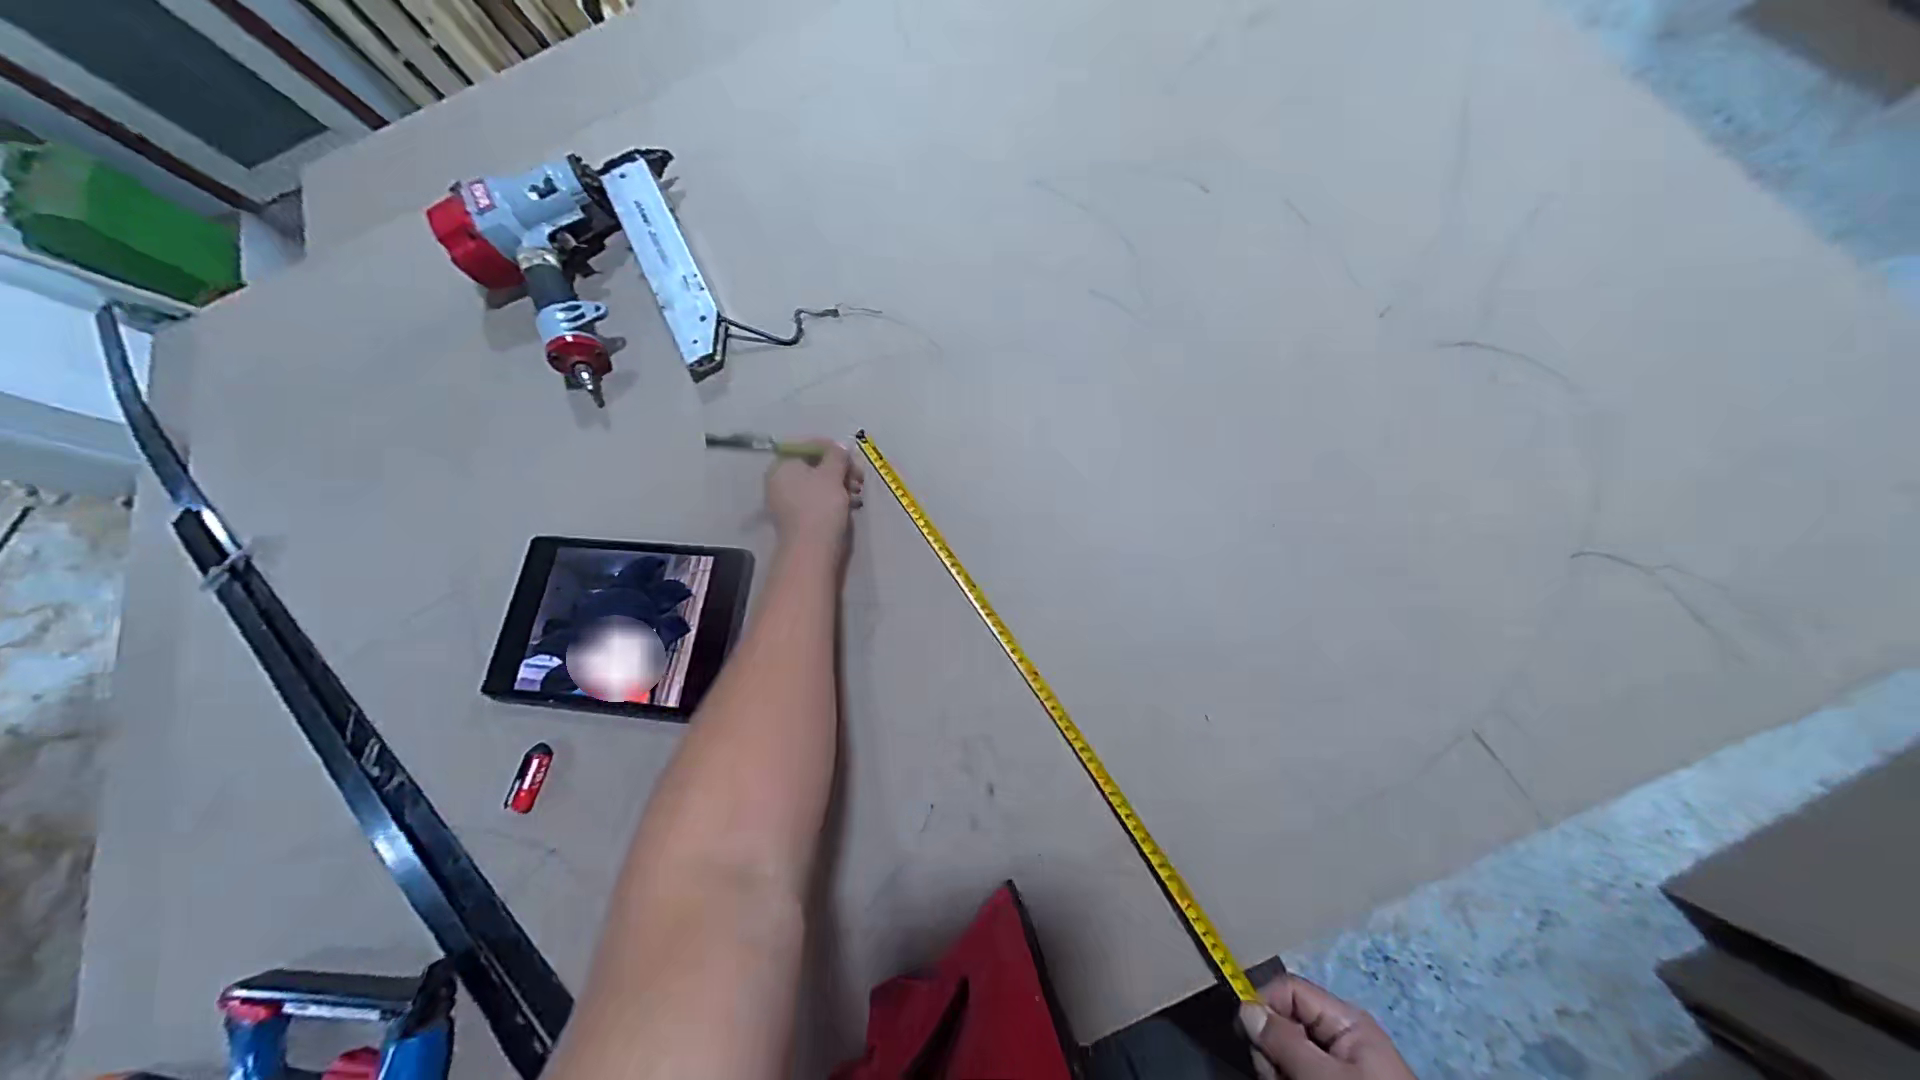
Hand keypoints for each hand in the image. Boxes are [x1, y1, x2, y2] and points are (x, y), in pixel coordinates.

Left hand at [767, 439, 862, 549]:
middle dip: (839, 469)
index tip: (852, 458)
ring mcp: (787, 501)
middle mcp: (780, 481)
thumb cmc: (820, 505)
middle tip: (859, 477)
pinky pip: (817, 500)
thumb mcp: (832, 474)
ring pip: (818, 484)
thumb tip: (840, 447)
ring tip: (858, 493)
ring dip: (841, 484)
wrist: (812, 548)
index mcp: (782, 465)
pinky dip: (834, 499)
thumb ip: (837, 455)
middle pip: (814, 466)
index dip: (833, 449)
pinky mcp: (798, 518)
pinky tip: (852, 504)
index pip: (808, 446)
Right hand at [1238, 976, 1417, 1079]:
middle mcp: (1339, 1036)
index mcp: (1345, 1021)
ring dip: (1277, 1070)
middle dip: (1270, 1049)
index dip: (1263, 1006)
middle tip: (1277, 1078)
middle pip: (1283, 1021)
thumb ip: (1283, 1040)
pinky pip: (1296, 1072)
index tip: (1249, 1038)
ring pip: (1285, 1051)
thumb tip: (1245, 1008)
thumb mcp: (1323, 1077)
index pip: (1288, 989)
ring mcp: (1337, 1066)